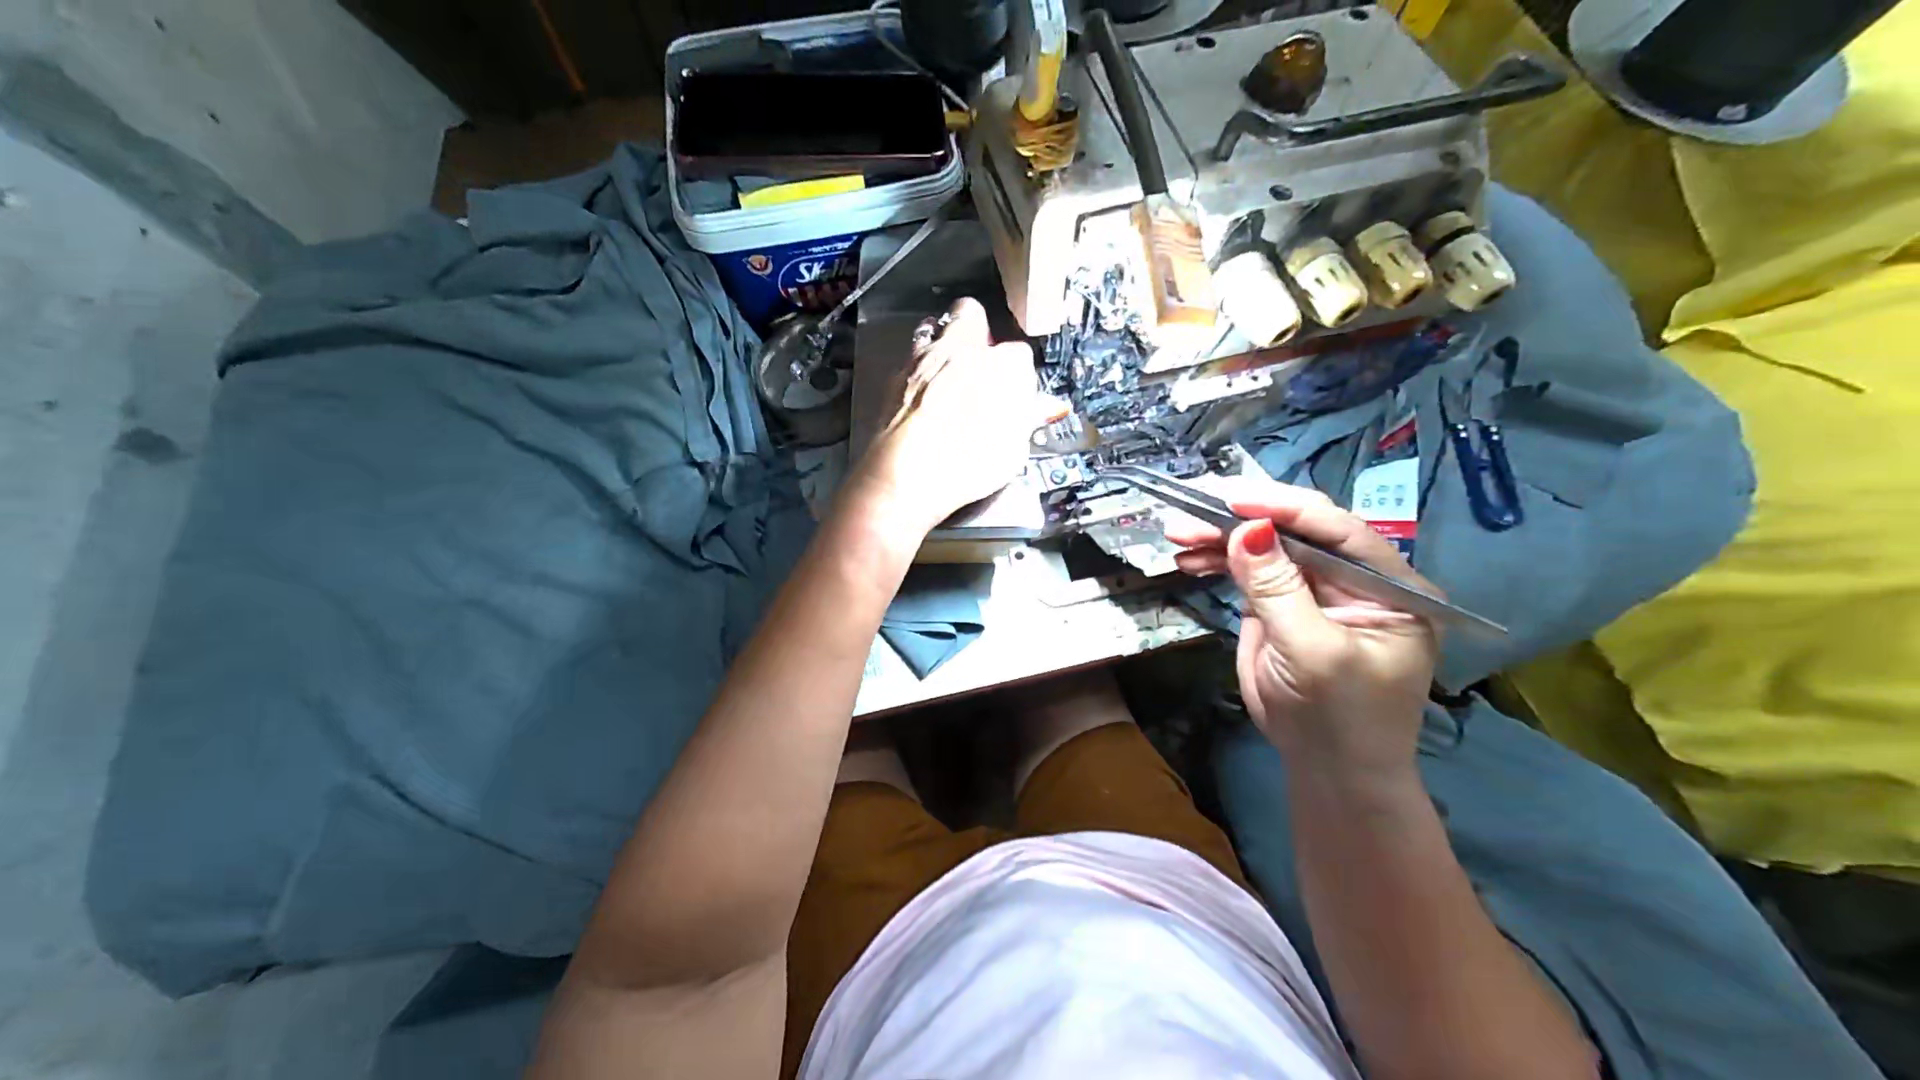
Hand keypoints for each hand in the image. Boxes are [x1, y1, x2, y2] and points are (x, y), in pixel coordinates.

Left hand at [848, 297, 1054, 541]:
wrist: (906, 475)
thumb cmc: (966, 463)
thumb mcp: (1012, 450)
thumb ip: (1027, 419)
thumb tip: (1045, 408)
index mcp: (1002, 363)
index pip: (1019, 353)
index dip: (1018, 373)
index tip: (1015, 392)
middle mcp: (961, 349)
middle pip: (971, 315)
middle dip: (978, 331)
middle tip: (982, 364)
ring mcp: (923, 358)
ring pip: (935, 329)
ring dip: (943, 344)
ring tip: (948, 375)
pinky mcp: (894, 376)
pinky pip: (911, 358)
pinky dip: (919, 369)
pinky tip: (922, 396)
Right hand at [1164, 477, 1438, 781]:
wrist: (1328, 769)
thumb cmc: (1338, 717)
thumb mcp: (1311, 651)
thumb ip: (1279, 589)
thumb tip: (1247, 530)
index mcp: (1388, 584)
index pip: (1336, 529)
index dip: (1282, 508)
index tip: (1230, 498)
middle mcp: (1353, 577)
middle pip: (1295, 532)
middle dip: (1241, 521)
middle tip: (1190, 515)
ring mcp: (1315, 588)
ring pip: (1266, 548)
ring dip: (1221, 539)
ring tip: (1178, 535)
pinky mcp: (1283, 604)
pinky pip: (1250, 571)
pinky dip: (1219, 562)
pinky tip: (1190, 558)